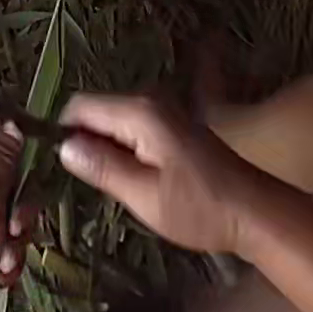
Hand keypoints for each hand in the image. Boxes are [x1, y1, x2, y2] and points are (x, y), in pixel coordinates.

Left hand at [0, 119, 28, 311]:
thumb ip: (2, 158)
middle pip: (15, 175)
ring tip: (3, 254)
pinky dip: (11, 258)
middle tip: (15, 221)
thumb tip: (13, 123)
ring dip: (18, 236)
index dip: (20, 138)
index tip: (38, 154)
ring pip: (18, 211)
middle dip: (23, 201)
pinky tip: (0, 271)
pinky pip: (13, 242)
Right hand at [57, 93, 271, 255]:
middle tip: (87, 181)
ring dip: (103, 147)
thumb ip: (103, 167)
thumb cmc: (200, 207)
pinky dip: (121, 148)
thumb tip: (64, 146)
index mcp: (138, 112)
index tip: (58, 162)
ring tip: (110, 184)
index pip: (81, 104)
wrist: (254, 211)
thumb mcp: (144, 195)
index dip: (64, 129)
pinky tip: (132, 178)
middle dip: (84, 140)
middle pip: (96, 110)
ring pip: (111, 120)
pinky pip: (129, 127)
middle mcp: (147, 101)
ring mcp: (160, 110)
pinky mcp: (168, 124)